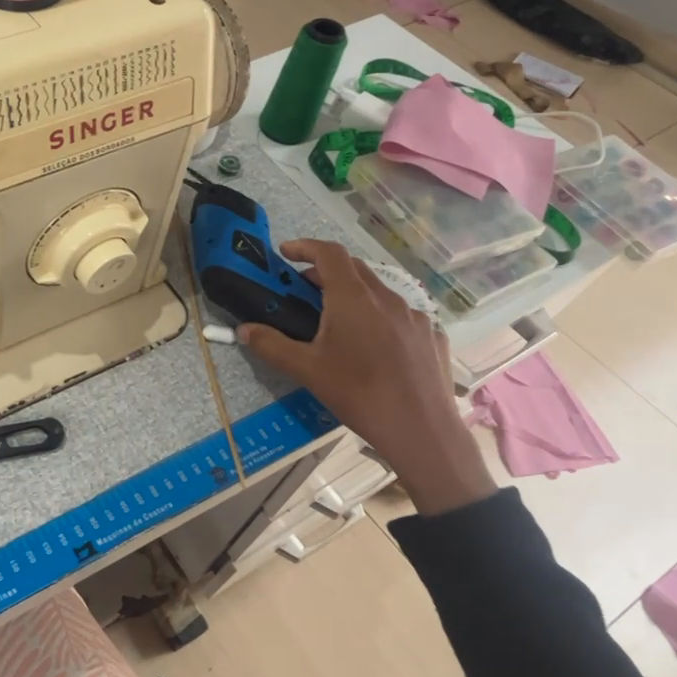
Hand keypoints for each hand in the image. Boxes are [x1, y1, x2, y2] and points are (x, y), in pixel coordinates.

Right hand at [237, 240, 495, 515]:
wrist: (420, 430)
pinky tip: (376, 346)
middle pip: (354, 269)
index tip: (286, 253)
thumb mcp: (306, 370)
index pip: (329, 253)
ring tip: (340, 321)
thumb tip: (244, 330)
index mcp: (353, 298)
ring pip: (380, 292)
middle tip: (305, 289)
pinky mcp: (432, 337)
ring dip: (355, 295)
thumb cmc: (358, 393)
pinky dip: (381, 318)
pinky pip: (402, 317)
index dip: (305, 247)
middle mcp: (387, 298)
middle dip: (327, 271)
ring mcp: (415, 316)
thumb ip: (271, 345)